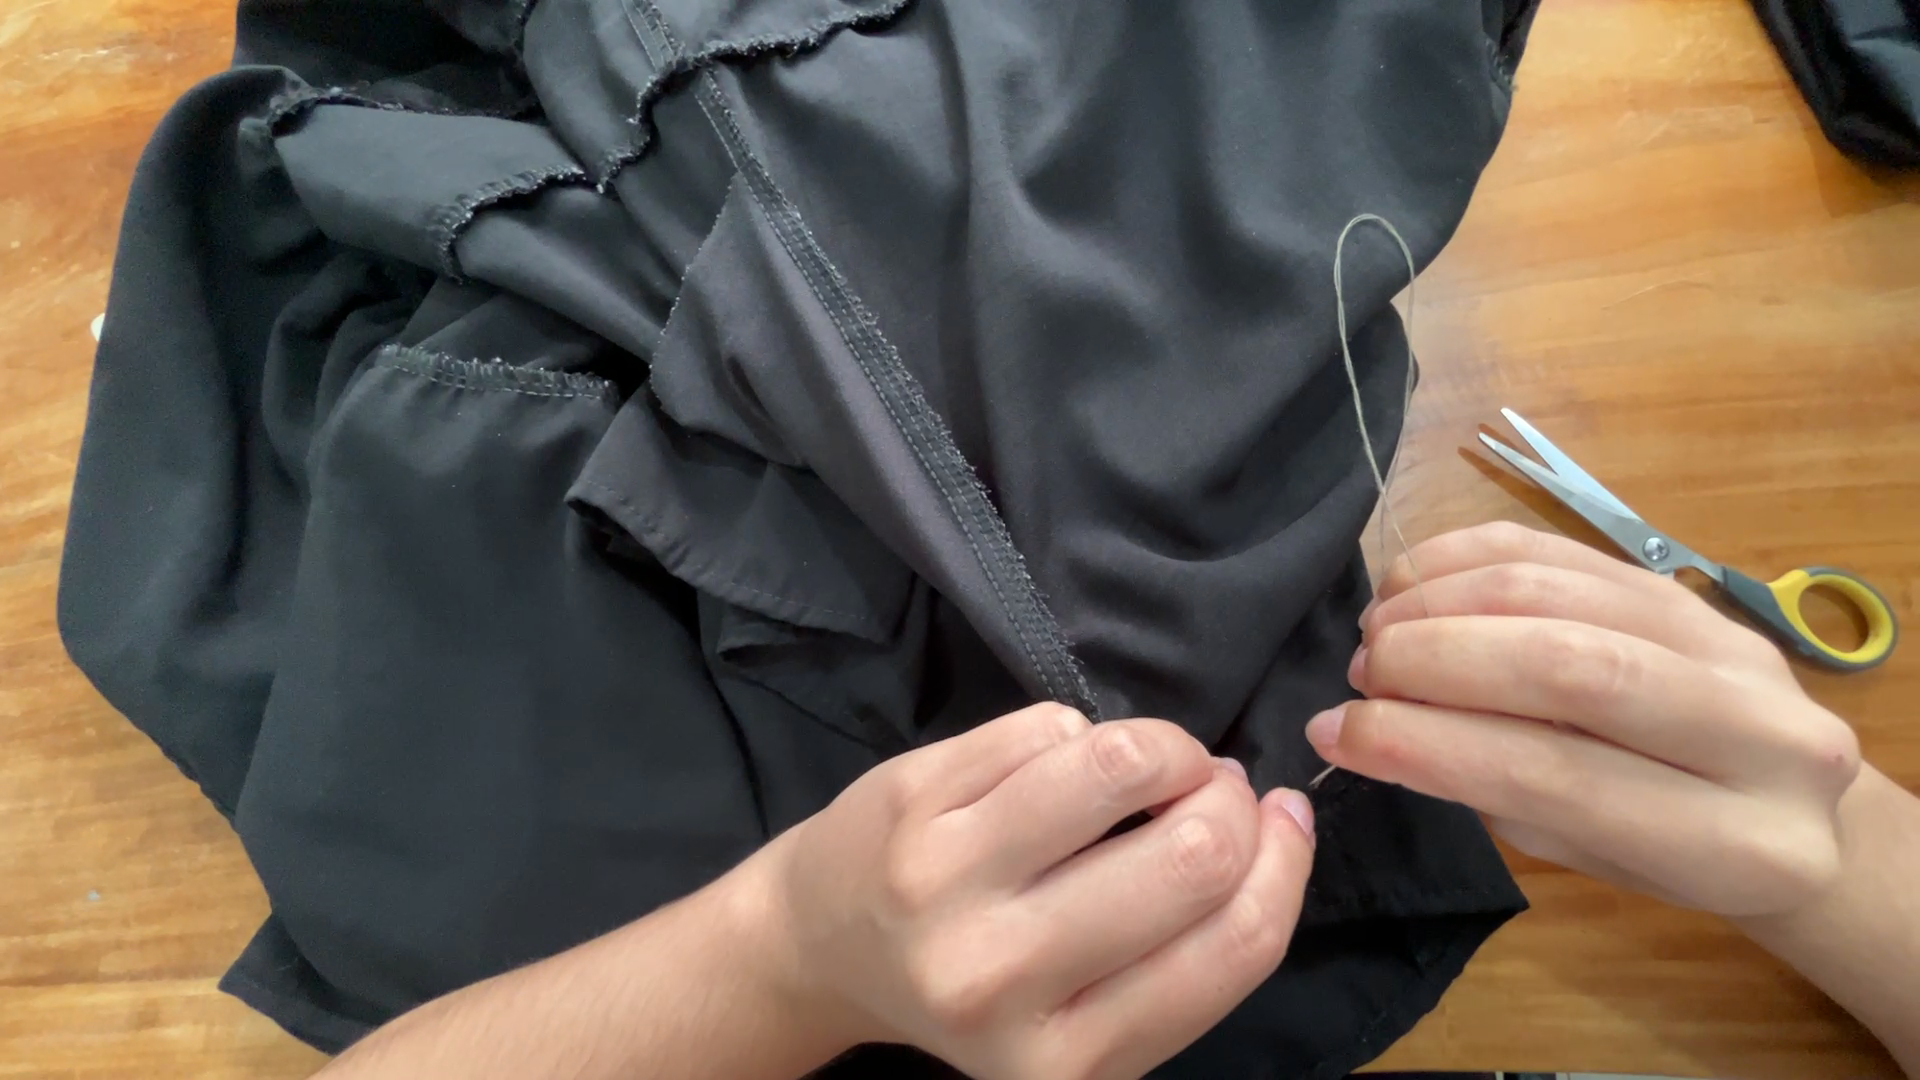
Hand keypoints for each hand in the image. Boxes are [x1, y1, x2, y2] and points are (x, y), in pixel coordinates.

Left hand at [745, 704, 1317, 1079]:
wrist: (826, 938)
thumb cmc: (969, 975)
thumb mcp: (1078, 1014)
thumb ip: (1172, 942)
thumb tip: (1271, 821)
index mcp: (1070, 1059)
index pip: (1229, 948)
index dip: (1283, 866)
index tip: (1286, 819)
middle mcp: (1006, 974)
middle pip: (1186, 856)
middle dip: (1228, 800)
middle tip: (1217, 787)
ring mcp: (949, 875)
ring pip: (1115, 767)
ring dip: (1166, 746)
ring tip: (1159, 757)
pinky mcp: (914, 795)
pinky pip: (1045, 725)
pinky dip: (1080, 730)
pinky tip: (1069, 755)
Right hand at [1307, 521, 1861, 917]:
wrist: (1768, 794)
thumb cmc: (1654, 847)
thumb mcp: (1569, 849)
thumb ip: (1477, 784)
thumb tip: (1351, 726)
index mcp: (1736, 843)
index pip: (1547, 774)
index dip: (1416, 743)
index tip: (1331, 730)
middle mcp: (1762, 732)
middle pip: (1560, 664)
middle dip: (1426, 658)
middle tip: (1363, 672)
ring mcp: (1722, 635)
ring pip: (1546, 590)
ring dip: (1430, 603)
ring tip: (1378, 633)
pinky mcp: (1670, 579)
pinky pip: (1542, 545)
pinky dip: (1450, 559)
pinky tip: (1404, 589)